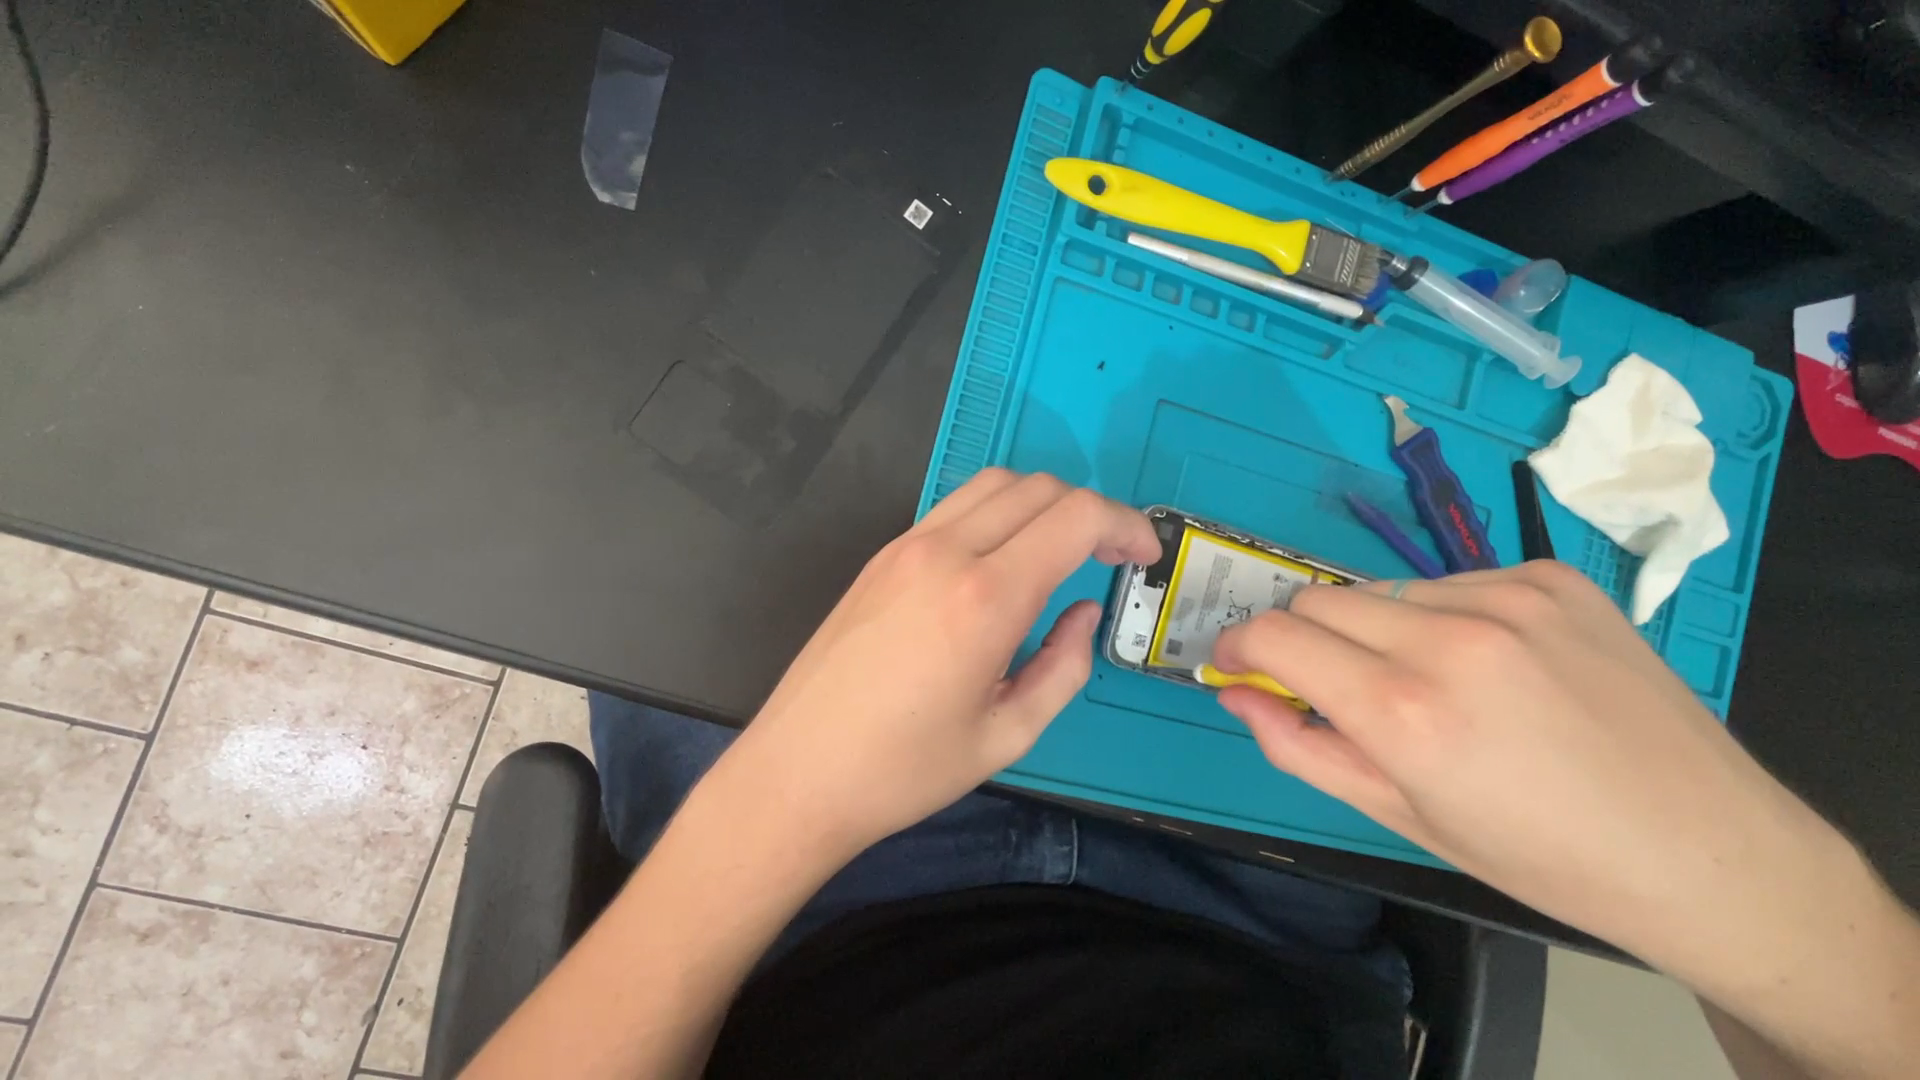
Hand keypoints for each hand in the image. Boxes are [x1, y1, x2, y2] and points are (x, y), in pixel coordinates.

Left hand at [726, 469, 1158, 853]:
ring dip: (1040, 505)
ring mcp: (905, 546)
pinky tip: (999, 564)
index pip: (1075, 517)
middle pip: (1038, 487)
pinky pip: (954, 508)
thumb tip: (1082, 613)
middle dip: (1088, 512)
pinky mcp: (881, 556)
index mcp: (986, 597)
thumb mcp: (1008, 735)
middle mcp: (946, 552)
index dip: (1124, 525)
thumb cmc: (906, 770)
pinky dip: (995, 515)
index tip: (1143, 555)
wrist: (798, 772)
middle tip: (1107, 559)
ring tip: (1058, 554)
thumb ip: (1064, 667)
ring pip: (992, 485)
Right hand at [1210, 562, 1855, 961]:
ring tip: (1427, 681)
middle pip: (1318, 599)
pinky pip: (1452, 582)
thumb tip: (1236, 692)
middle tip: (1329, 684)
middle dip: (1301, 638)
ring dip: (1375, 629)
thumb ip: (1299, 745)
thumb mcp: (1400, 816)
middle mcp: (1450, 636)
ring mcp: (1509, 596)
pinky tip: (1490, 663)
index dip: (1240, 644)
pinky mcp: (1553, 578)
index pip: (1275, 634)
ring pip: (1384, 591)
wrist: (1707, 851)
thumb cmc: (1537, 856)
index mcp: (1404, 709)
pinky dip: (1442, 617)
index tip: (1237, 661)